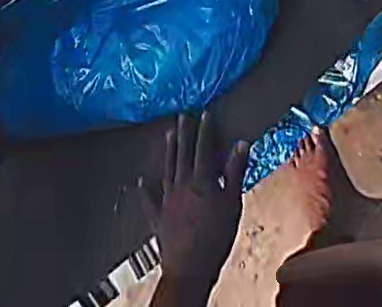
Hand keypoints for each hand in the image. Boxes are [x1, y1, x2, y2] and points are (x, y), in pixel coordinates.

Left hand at [143, 112, 250, 299]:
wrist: (190, 269)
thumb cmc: (216, 236)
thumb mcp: (233, 202)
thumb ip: (235, 171)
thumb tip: (240, 143)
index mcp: (201, 179)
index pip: (204, 147)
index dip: (205, 129)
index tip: (205, 112)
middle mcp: (182, 184)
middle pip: (183, 154)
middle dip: (184, 133)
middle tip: (182, 115)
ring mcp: (167, 200)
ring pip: (168, 169)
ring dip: (169, 151)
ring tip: (168, 134)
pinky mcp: (158, 218)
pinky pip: (149, 201)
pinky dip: (144, 190)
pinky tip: (140, 180)